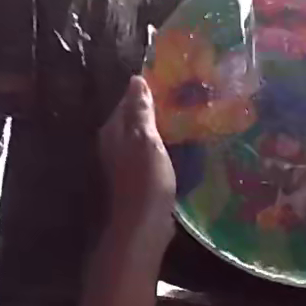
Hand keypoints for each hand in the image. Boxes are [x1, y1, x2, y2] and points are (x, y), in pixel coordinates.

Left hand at [99, 75, 175, 245]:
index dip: (150, 90)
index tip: (176, 82)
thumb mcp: (145, 139)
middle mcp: (115, 145)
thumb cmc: (145, 179)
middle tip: (189, 100)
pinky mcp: (140, 181)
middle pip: (138, 120)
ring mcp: (127, 165)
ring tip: (192, 121)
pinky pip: (154, 157)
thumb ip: (140, 110)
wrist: (143, 226)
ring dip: (165, 131)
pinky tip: (185, 149)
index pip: (129, 101)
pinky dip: (167, 150)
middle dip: (160, 110)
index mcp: (113, 131)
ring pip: (147, 139)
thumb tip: (136, 79)